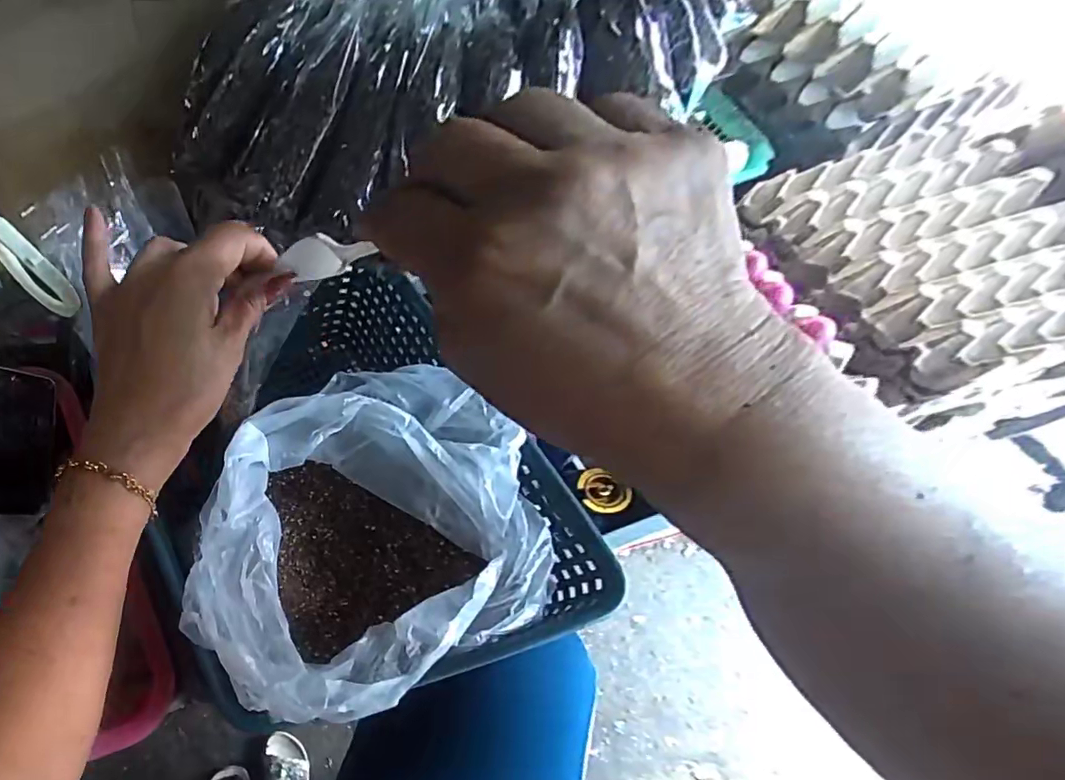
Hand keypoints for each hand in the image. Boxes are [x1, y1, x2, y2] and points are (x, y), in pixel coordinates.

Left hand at [77, 209, 287, 489]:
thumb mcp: (228, 349)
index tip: (274, 275)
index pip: (232, 238)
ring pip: (159, 256)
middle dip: (226, 265)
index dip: (259, 250)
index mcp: (191, 273)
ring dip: (184, 264)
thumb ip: (249, 304)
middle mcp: (155, 267)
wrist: (135, 433)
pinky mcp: (104, 308)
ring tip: (201, 294)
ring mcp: (124, 286)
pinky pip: (98, 264)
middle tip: (245, 297)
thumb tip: (277, 278)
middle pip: (197, 249)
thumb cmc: (189, 394)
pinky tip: (94, 213)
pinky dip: (98, 239)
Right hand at [360, 89, 829, 497]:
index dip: (381, 220)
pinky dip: (574, 141)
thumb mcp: (465, 346)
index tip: (386, 228)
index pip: (398, 209)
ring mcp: (611, 159)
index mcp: (476, 260)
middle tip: (437, 198)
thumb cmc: (558, 387)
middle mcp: (535, 195)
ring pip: (522, 107)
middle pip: (449, 140)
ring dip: (497, 145)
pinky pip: (604, 110)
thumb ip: (440, 282)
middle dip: (427, 174)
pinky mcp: (674, 144)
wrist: (683, 385)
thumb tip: (430, 243)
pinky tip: (574, 177)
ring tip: (506, 178)